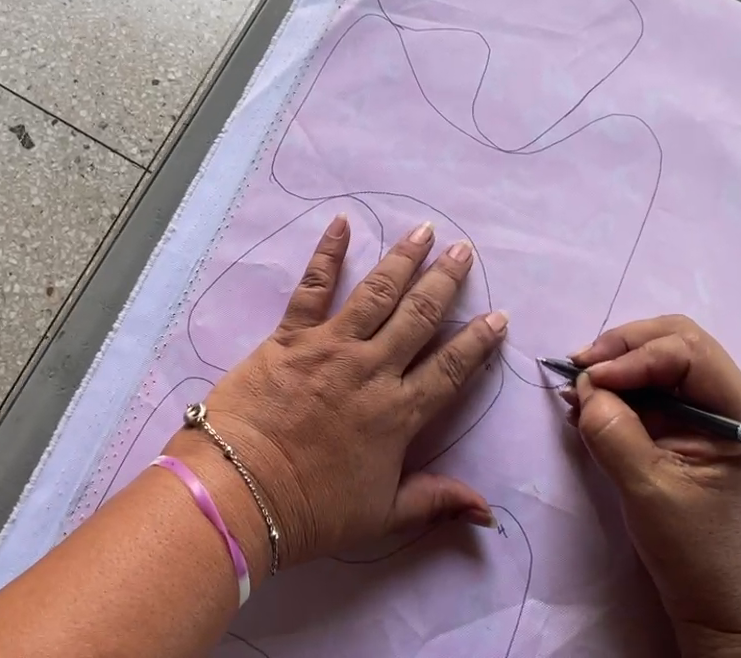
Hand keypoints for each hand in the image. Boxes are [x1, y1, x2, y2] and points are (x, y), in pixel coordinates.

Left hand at [170, 216, 508, 573]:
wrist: (242, 489)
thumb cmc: (311, 509)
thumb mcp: (382, 516)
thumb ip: (435, 502)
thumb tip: (487, 511)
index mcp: (398, 413)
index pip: (450, 369)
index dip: (477, 342)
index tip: (498, 316)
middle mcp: (372, 369)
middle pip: (418, 316)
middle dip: (445, 281)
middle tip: (464, 250)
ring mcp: (331, 346)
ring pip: (377, 293)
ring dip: (403, 258)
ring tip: (424, 230)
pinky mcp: (291, 335)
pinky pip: (314, 286)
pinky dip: (328, 252)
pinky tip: (341, 223)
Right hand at [565, 316, 740, 656]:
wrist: (721, 608)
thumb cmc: (695, 552)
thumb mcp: (646, 488)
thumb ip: (612, 428)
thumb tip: (585, 385)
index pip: (688, 351)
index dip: (634, 355)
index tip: (591, 380)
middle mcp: (734, 403)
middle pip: (676, 340)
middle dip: (622, 348)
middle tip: (579, 369)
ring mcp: (714, 414)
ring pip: (661, 358)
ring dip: (617, 365)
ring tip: (578, 389)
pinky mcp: (692, 427)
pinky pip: (653, 387)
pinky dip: (619, 387)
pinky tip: (590, 405)